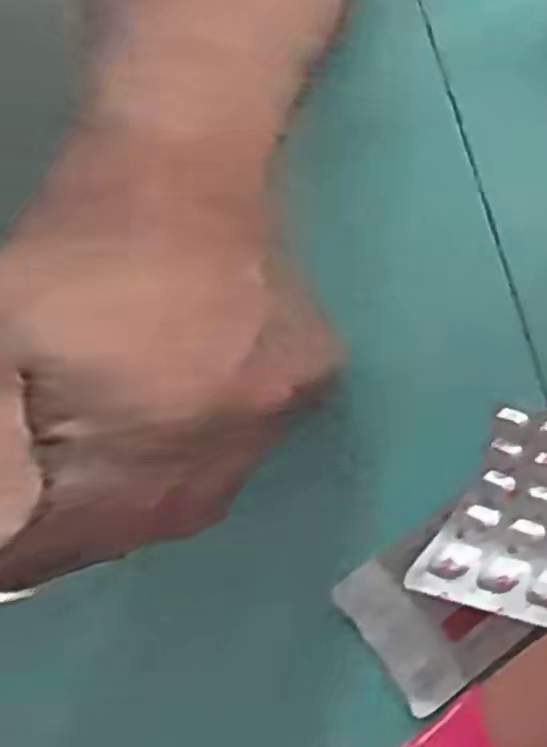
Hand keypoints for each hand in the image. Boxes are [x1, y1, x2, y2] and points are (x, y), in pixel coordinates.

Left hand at [0, 133, 337, 587]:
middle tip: (39, 521)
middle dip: (96, 532)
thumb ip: (1, 449)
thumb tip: (11, 523)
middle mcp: (243, 423)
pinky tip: (179, 419)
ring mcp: (289, 400)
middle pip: (165, 516)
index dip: (27, 552)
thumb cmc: (73, 264)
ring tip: (105, 473)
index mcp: (161, 421)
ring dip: (156, 495)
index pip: (88, 527)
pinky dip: (208, 453)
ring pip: (218, 484)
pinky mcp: (316, 377)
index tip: (1, 547)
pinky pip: (256, 442)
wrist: (191, 194)